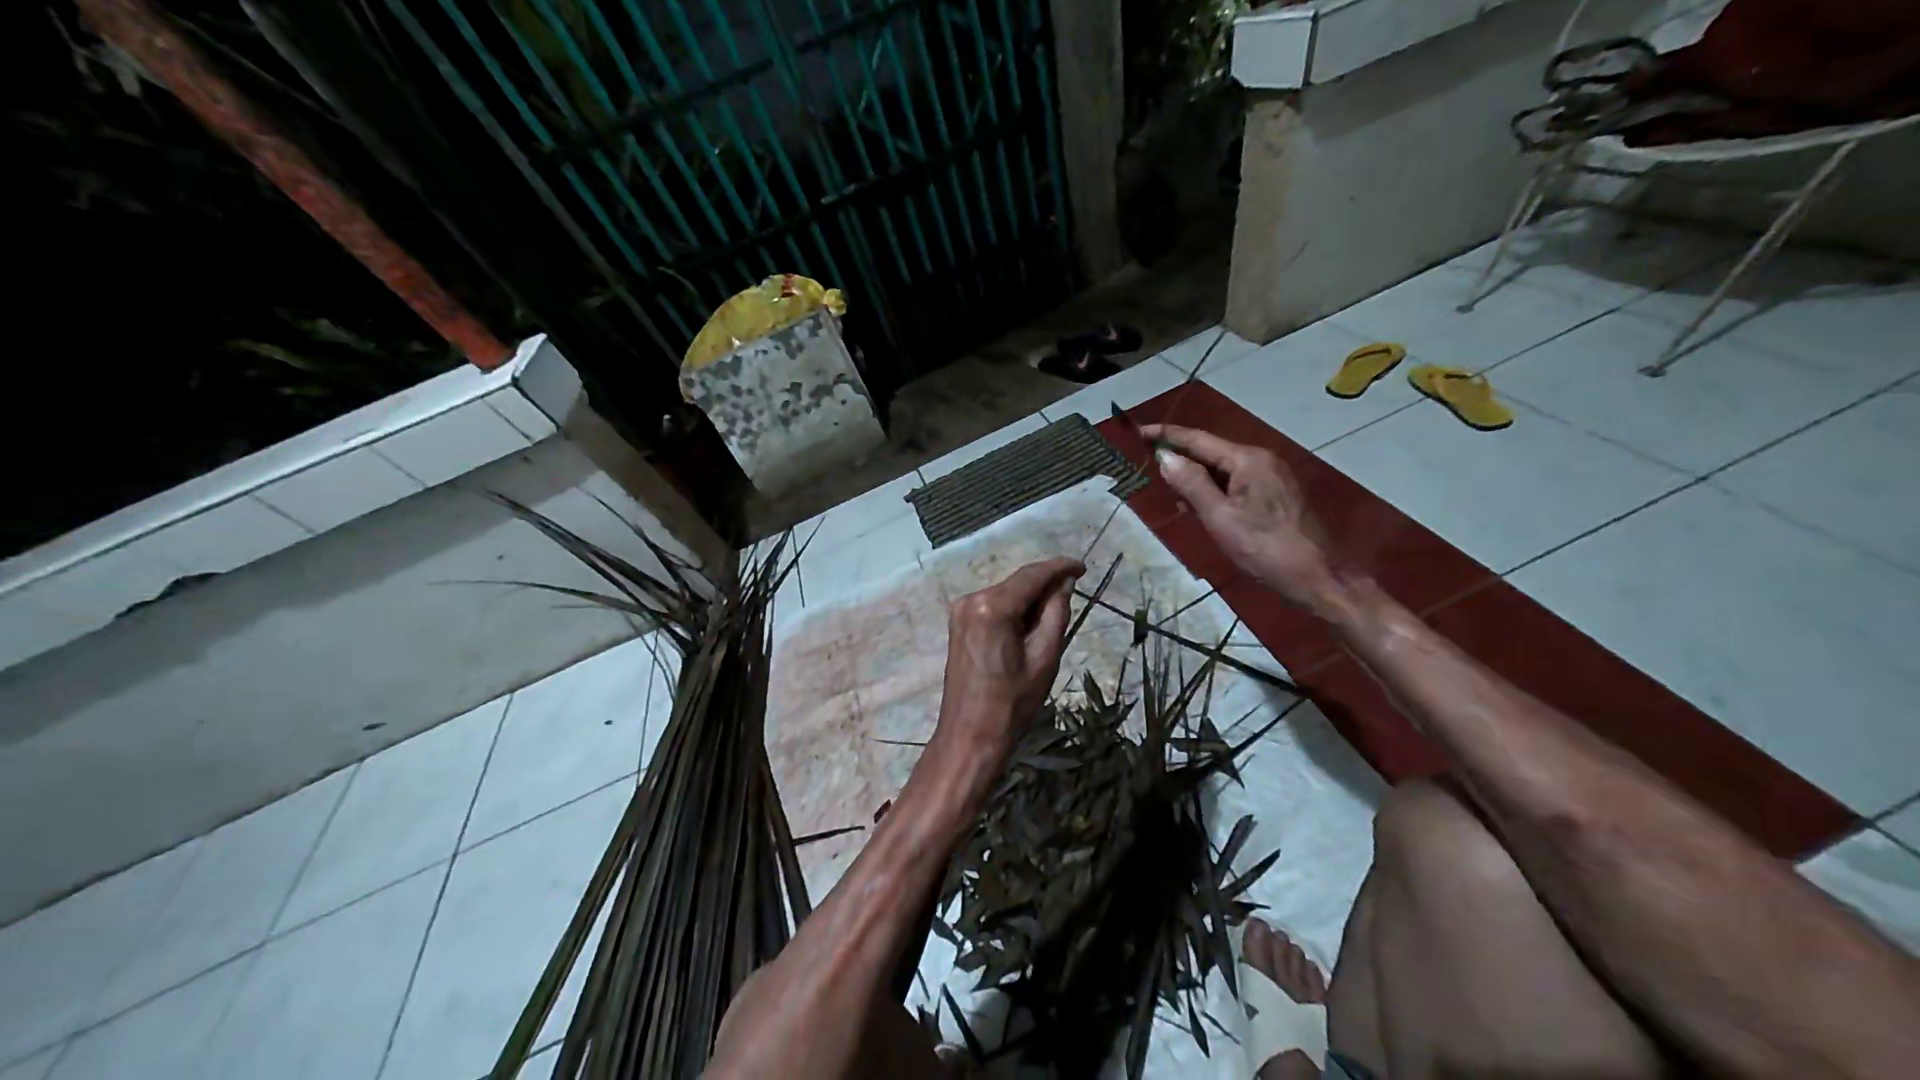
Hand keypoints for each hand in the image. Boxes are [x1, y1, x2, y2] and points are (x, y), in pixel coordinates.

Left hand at [934, 558, 1084, 757]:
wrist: (970, 734)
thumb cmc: (1013, 702)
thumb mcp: (1045, 657)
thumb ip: (1055, 613)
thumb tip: (1063, 584)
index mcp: (992, 607)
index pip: (1032, 575)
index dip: (1059, 567)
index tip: (1083, 567)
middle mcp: (971, 600)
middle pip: (1017, 582)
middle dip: (1045, 586)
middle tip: (1072, 596)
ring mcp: (960, 610)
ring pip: (1005, 593)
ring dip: (1029, 600)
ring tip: (1050, 621)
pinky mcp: (958, 623)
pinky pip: (992, 605)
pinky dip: (1013, 610)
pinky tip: (1027, 627)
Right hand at [1141, 423, 1341, 610]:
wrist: (1317, 576)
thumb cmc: (1264, 548)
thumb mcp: (1220, 518)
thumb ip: (1191, 484)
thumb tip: (1165, 457)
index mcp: (1248, 459)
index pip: (1198, 439)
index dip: (1167, 435)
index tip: (1139, 432)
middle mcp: (1262, 460)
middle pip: (1211, 452)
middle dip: (1182, 461)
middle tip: (1153, 475)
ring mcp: (1272, 477)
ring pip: (1223, 470)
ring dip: (1197, 480)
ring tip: (1176, 499)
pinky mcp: (1276, 495)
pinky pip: (1236, 483)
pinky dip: (1214, 491)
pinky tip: (1202, 509)